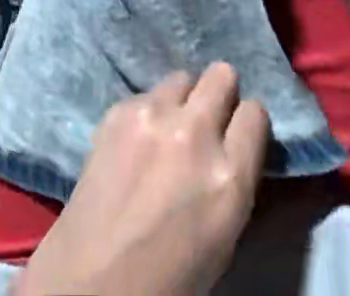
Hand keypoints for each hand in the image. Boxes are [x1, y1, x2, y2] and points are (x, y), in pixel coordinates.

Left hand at [16, 63, 268, 295]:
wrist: (93, 280)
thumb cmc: (170, 273)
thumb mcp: (226, 232)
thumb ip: (235, 176)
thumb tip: (235, 142)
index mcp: (230, 175)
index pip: (255, 112)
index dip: (247, 122)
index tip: (238, 132)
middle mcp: (195, 134)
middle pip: (222, 75)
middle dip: (220, 93)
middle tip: (207, 118)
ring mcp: (153, 116)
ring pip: (183, 77)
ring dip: (182, 99)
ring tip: (169, 127)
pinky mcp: (119, 111)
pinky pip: (147, 94)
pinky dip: (149, 111)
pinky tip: (137, 140)